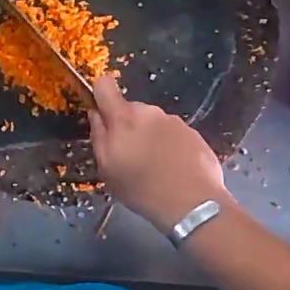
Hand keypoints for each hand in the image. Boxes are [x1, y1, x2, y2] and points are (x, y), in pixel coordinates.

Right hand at [88, 74, 233, 228]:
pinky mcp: (194, 134)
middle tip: (129, 154)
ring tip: (154, 165)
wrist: (193, 204)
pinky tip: (172, 168)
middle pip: (131, 109)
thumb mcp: (106, 168)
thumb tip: (95, 114)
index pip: (105, 86)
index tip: (101, 112)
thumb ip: (98, 136)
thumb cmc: (140, 188)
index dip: (100, 94)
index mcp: (123, 118)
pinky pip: (173, 134)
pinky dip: (169, 146)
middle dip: (127, 125)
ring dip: (149, 136)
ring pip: (153, 122)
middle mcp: (150, 112)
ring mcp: (175, 122)